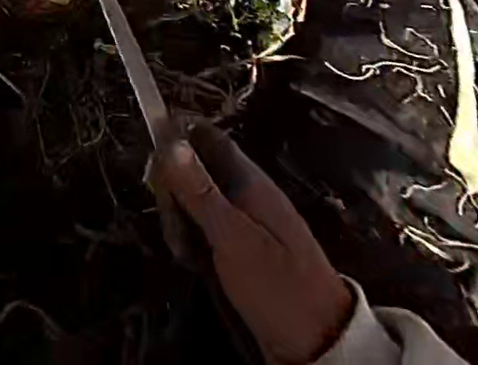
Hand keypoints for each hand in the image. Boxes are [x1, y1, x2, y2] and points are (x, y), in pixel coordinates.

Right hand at [155, 124, 354, 364]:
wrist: (323, 348)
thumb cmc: (278, 288)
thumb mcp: (232, 238)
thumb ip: (198, 189)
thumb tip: (171, 141)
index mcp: (246, 178)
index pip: (202, 134)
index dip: (174, 139)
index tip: (154, 167)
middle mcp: (243, 190)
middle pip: (191, 167)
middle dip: (172, 190)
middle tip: (174, 226)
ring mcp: (241, 218)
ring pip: (193, 198)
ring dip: (179, 218)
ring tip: (186, 253)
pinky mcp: (238, 243)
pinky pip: (203, 225)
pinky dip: (191, 238)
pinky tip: (193, 260)